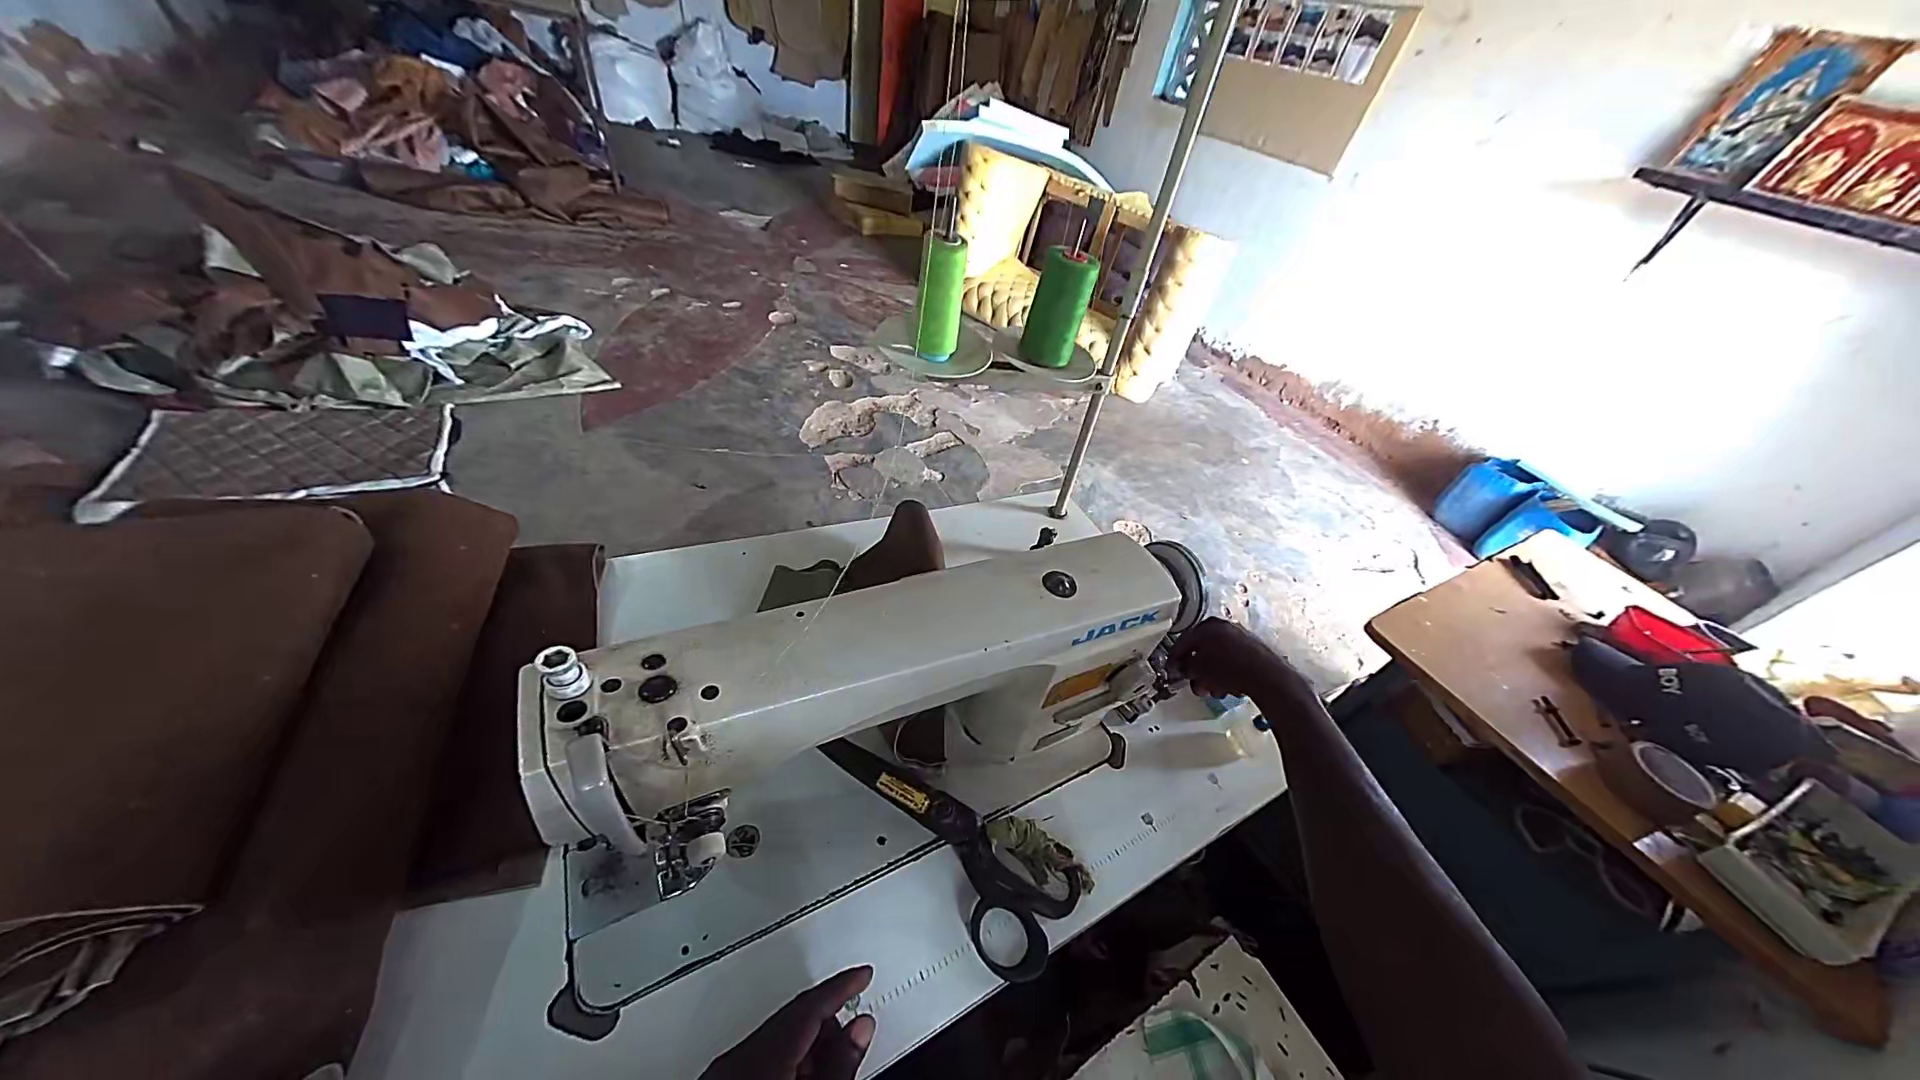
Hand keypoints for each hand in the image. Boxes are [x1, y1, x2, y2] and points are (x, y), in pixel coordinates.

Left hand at [700, 967, 876, 1079]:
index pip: (809, 1004)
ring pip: (773, 1043)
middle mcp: (736, 1062)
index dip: (841, 987)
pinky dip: (784, 1065)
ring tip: (829, 1071)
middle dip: (826, 1025)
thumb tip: (860, 1030)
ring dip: (805, 1048)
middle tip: (852, 1034)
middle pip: (791, 1021)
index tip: (861, 977)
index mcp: (762, 1058)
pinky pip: (757, 1063)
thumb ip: (840, 1065)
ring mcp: (721, 1077)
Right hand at [1171, 618, 1311, 702]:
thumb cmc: (1229, 668)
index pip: (1184, 641)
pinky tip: (1229, 687)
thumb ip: (1185, 667)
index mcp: (1207, 626)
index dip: (1175, 658)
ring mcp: (1241, 637)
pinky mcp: (1255, 650)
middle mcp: (1224, 627)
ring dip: (1213, 675)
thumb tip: (1182, 668)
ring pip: (1218, 657)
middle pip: (1202, 650)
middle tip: (1196, 685)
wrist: (1265, 676)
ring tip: (1215, 690)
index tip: (1173, 670)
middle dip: (1198, 671)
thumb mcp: (1198, 669)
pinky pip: (1233, 661)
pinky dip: (1228, 673)